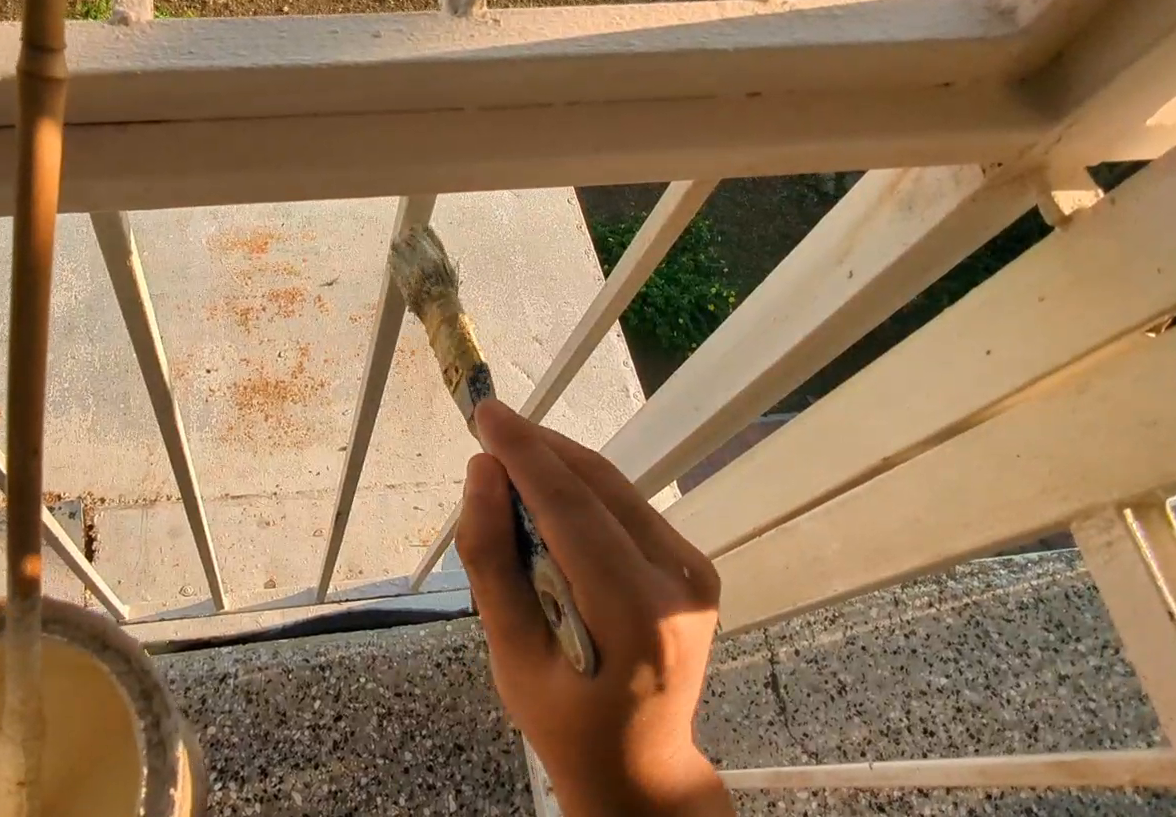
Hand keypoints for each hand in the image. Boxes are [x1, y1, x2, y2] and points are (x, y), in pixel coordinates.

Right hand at [457, 400, 731, 816]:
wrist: (639, 762)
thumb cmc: (563, 717)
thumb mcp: (509, 651)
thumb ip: (492, 558)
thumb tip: (483, 472)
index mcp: (634, 616)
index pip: (571, 510)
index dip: (525, 455)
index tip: (486, 414)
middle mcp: (679, 582)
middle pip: (598, 488)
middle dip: (539, 449)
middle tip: (490, 427)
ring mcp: (693, 571)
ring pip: (614, 488)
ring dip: (558, 462)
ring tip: (509, 452)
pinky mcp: (691, 564)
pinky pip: (626, 506)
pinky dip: (581, 487)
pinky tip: (545, 486)